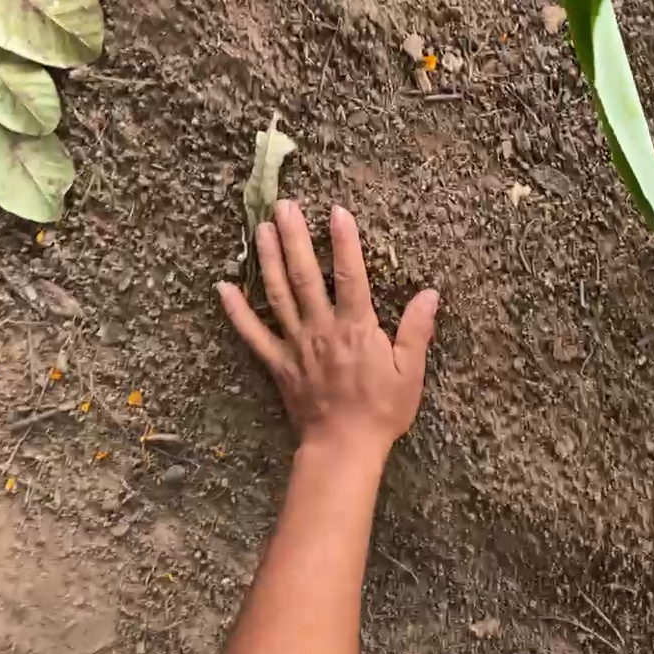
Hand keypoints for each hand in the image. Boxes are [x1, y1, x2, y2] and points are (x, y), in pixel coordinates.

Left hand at [216, 201, 438, 463]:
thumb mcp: (411, 371)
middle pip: (304, 276)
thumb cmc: (383, 410)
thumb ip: (417, 330)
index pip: (350, 275)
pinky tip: (223, 287)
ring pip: (277, 294)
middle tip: (284, 205)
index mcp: (357, 328)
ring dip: (267, 259)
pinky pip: (252, 334)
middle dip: (294, 238)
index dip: (343, 242)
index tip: (337, 211)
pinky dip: (236, 311)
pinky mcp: (278, 363)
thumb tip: (430, 294)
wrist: (344, 448)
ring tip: (261, 228)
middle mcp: (322, 329)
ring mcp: (296, 345)